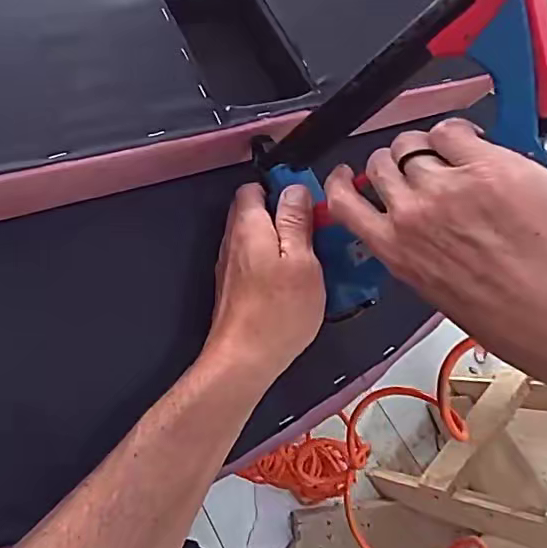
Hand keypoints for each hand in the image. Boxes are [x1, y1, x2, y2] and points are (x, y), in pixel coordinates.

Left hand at [204, 183, 325, 385]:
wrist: (243, 360)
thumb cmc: (276, 314)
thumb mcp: (302, 260)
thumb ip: (296, 221)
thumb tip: (296, 190)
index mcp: (250, 226)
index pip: (255, 186)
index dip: (282, 187)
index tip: (308, 200)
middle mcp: (234, 240)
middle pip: (255, 209)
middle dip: (283, 212)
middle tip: (314, 228)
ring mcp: (231, 264)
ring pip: (257, 235)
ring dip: (281, 238)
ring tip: (310, 255)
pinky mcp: (235, 286)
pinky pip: (255, 258)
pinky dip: (273, 260)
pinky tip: (294, 279)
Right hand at [323, 119, 546, 313]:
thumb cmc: (516, 318)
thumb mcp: (444, 294)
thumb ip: (421, 255)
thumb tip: (422, 229)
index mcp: (397, 252)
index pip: (344, 203)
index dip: (342, 183)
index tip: (346, 176)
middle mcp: (413, 215)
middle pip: (380, 163)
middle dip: (394, 161)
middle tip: (416, 165)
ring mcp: (447, 187)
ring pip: (413, 144)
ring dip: (427, 147)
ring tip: (453, 156)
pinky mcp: (484, 166)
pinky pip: (452, 131)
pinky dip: (459, 133)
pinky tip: (474, 144)